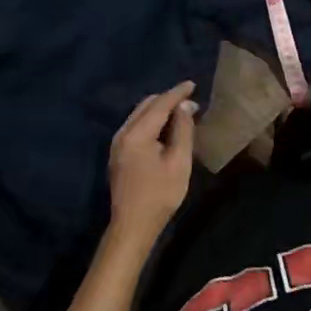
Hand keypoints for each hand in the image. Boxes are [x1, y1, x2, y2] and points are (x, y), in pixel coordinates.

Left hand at [108, 81, 196, 237]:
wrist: (132, 227)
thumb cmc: (159, 196)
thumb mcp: (179, 162)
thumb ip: (182, 130)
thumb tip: (185, 105)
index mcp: (137, 133)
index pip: (160, 104)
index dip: (177, 93)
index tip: (192, 84)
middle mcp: (123, 132)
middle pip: (146, 105)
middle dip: (167, 99)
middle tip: (189, 99)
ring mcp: (117, 142)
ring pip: (139, 114)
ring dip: (158, 109)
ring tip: (179, 111)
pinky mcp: (118, 152)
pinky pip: (135, 125)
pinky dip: (150, 120)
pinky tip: (164, 127)